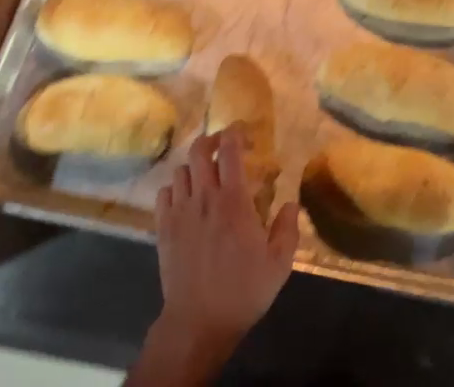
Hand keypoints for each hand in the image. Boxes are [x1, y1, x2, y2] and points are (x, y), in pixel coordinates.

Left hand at [153, 129, 299, 350]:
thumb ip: (287, 229)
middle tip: (224, 147)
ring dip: (195, 167)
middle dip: (211, 141)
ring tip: (206, 177)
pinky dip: (175, 188)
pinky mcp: (163, 227)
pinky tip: (186, 199)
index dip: (235, 134)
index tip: (243, 133)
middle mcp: (204, 198)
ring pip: (181, 170)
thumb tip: (290, 202)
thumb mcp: (279, 264)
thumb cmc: (243, 291)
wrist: (198, 321)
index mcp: (234, 202)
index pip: (230, 152)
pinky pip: (164, 192)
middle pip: (199, 151)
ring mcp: (180, 211)